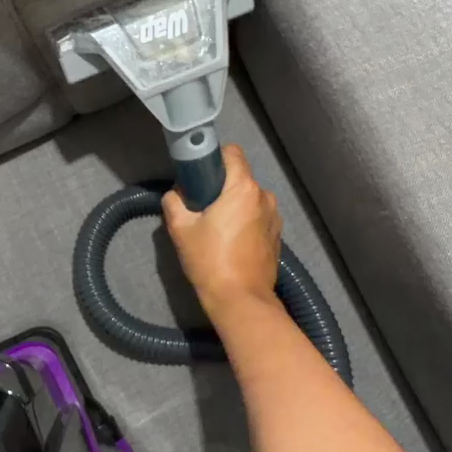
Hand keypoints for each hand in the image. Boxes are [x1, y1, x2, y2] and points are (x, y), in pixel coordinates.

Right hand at [162, 144, 282, 315]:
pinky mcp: (276, 235)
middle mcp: (264, 197)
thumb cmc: (209, 260)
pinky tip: (229, 241)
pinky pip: (257, 216)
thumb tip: (175, 194)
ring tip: (214, 227)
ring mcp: (274, 216)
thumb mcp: (180, 229)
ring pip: (248, 198)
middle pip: (239, 178)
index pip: (232, 153)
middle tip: (199, 206)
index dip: (213, 157)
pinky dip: (243, 221)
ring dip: (232, 205)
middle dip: (220, 186)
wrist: (240, 298)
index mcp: (243, 189)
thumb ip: (174, 203)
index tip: (198, 174)